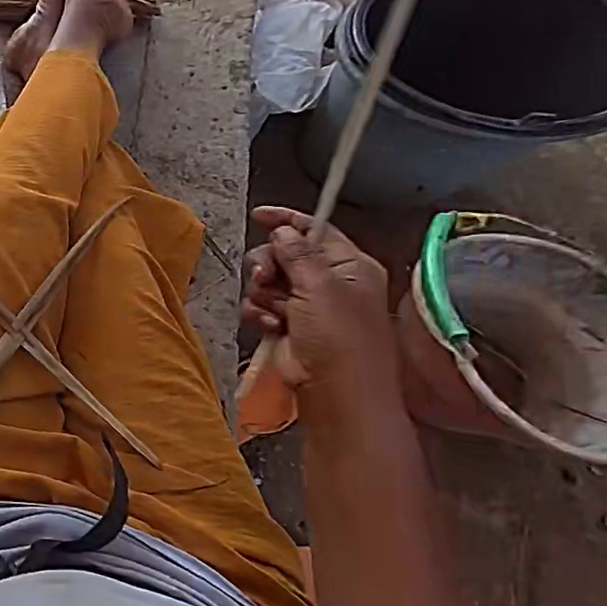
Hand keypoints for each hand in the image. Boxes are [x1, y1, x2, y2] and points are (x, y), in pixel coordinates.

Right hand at [241, 206, 393, 388]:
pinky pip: (259, 305)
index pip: (314, 229)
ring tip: (276, 312)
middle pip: (282, 254)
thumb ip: (297, 253)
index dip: (287, 220)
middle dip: (267, 265)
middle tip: (265, 278)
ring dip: (264, 294)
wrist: (335, 389)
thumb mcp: (320, 286)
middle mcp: (326, 280)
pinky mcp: (285, 323)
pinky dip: (260, 314)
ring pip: (266, 281)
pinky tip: (272, 327)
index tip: (258, 216)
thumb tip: (281, 230)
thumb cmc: (338, 335)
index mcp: (348, 265)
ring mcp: (304, 303)